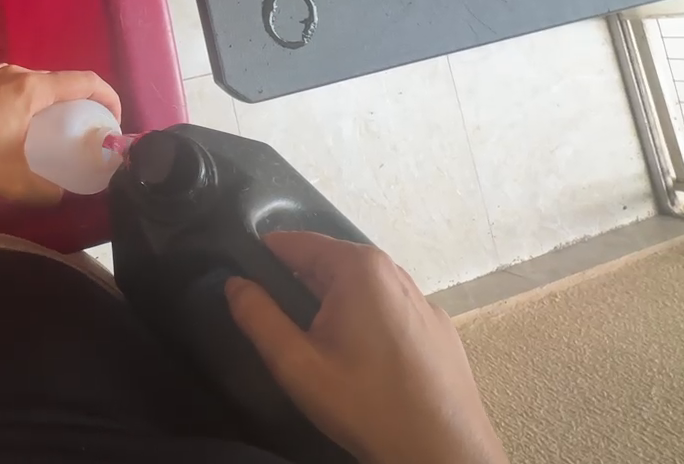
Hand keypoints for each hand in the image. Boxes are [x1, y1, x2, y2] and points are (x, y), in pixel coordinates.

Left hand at [0, 64, 120, 203]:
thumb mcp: (16, 182)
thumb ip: (47, 190)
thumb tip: (61, 195)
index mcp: (33, 89)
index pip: (85, 81)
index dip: (108, 96)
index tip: (114, 119)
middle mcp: (17, 74)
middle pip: (61, 82)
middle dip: (80, 103)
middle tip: (85, 131)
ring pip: (36, 84)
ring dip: (52, 103)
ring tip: (53, 131)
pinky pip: (15, 87)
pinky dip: (29, 102)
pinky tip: (17, 127)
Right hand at [225, 232, 506, 463]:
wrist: (447, 463)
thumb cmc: (368, 406)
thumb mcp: (296, 364)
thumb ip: (256, 316)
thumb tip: (235, 283)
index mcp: (358, 266)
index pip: (291, 242)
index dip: (263, 265)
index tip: (254, 299)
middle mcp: (394, 271)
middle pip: (324, 264)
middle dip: (299, 291)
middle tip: (291, 337)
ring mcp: (424, 301)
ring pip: (356, 289)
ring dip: (333, 309)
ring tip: (328, 355)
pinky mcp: (441, 331)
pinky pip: (387, 311)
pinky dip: (368, 326)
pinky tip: (368, 367)